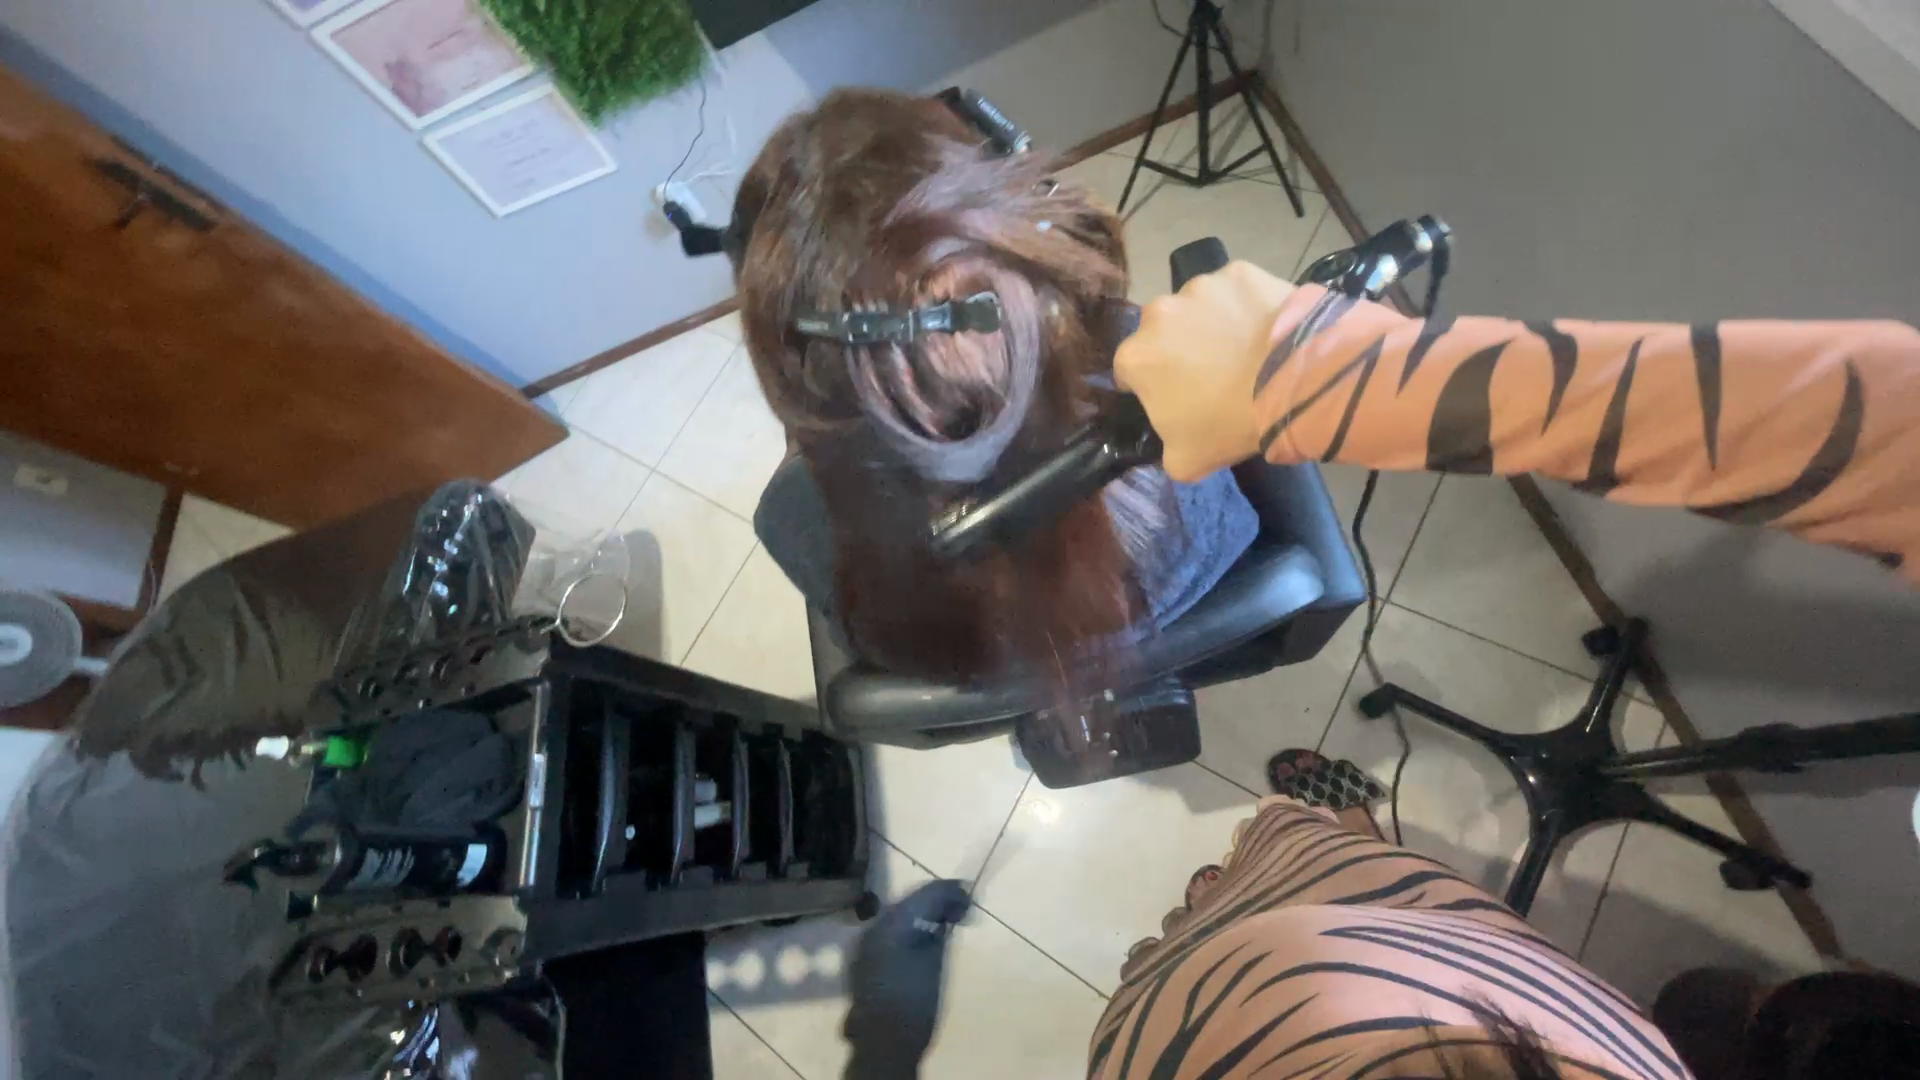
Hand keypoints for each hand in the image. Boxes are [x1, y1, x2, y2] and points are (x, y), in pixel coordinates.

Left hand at [843, 881, 971, 1077]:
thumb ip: (938, 934)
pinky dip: (911, 932)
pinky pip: (891, 935)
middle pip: (909, 903)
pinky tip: (926, 939)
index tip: (969, 893)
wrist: (884, 1048)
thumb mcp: (934, 964)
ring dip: (923, 916)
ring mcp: (865, 946)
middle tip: (961, 907)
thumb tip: (945, 917)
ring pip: (899, 918)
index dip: (949, 890)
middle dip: (935, 902)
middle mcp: (873, 928)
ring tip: (947, 921)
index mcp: (890, 925)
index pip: (923, 894)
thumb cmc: (913, 1005)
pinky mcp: (865, 962)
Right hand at [1116, 261, 1297, 480]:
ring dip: (1207, 324)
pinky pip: (1234, 291)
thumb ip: (1162, 447)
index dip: (1148, 385)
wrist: (1299, 383)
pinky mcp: (1239, 272)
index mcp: (1136, 357)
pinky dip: (1243, 306)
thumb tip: (1169, 433)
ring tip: (1241, 349)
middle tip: (1209, 373)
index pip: (1128, 371)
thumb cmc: (1230, 423)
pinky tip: (1263, 328)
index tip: (1173, 397)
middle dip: (1175, 348)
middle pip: (1159, 333)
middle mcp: (1158, 313)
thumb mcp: (1183, 460)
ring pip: (1195, 308)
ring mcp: (1199, 286)